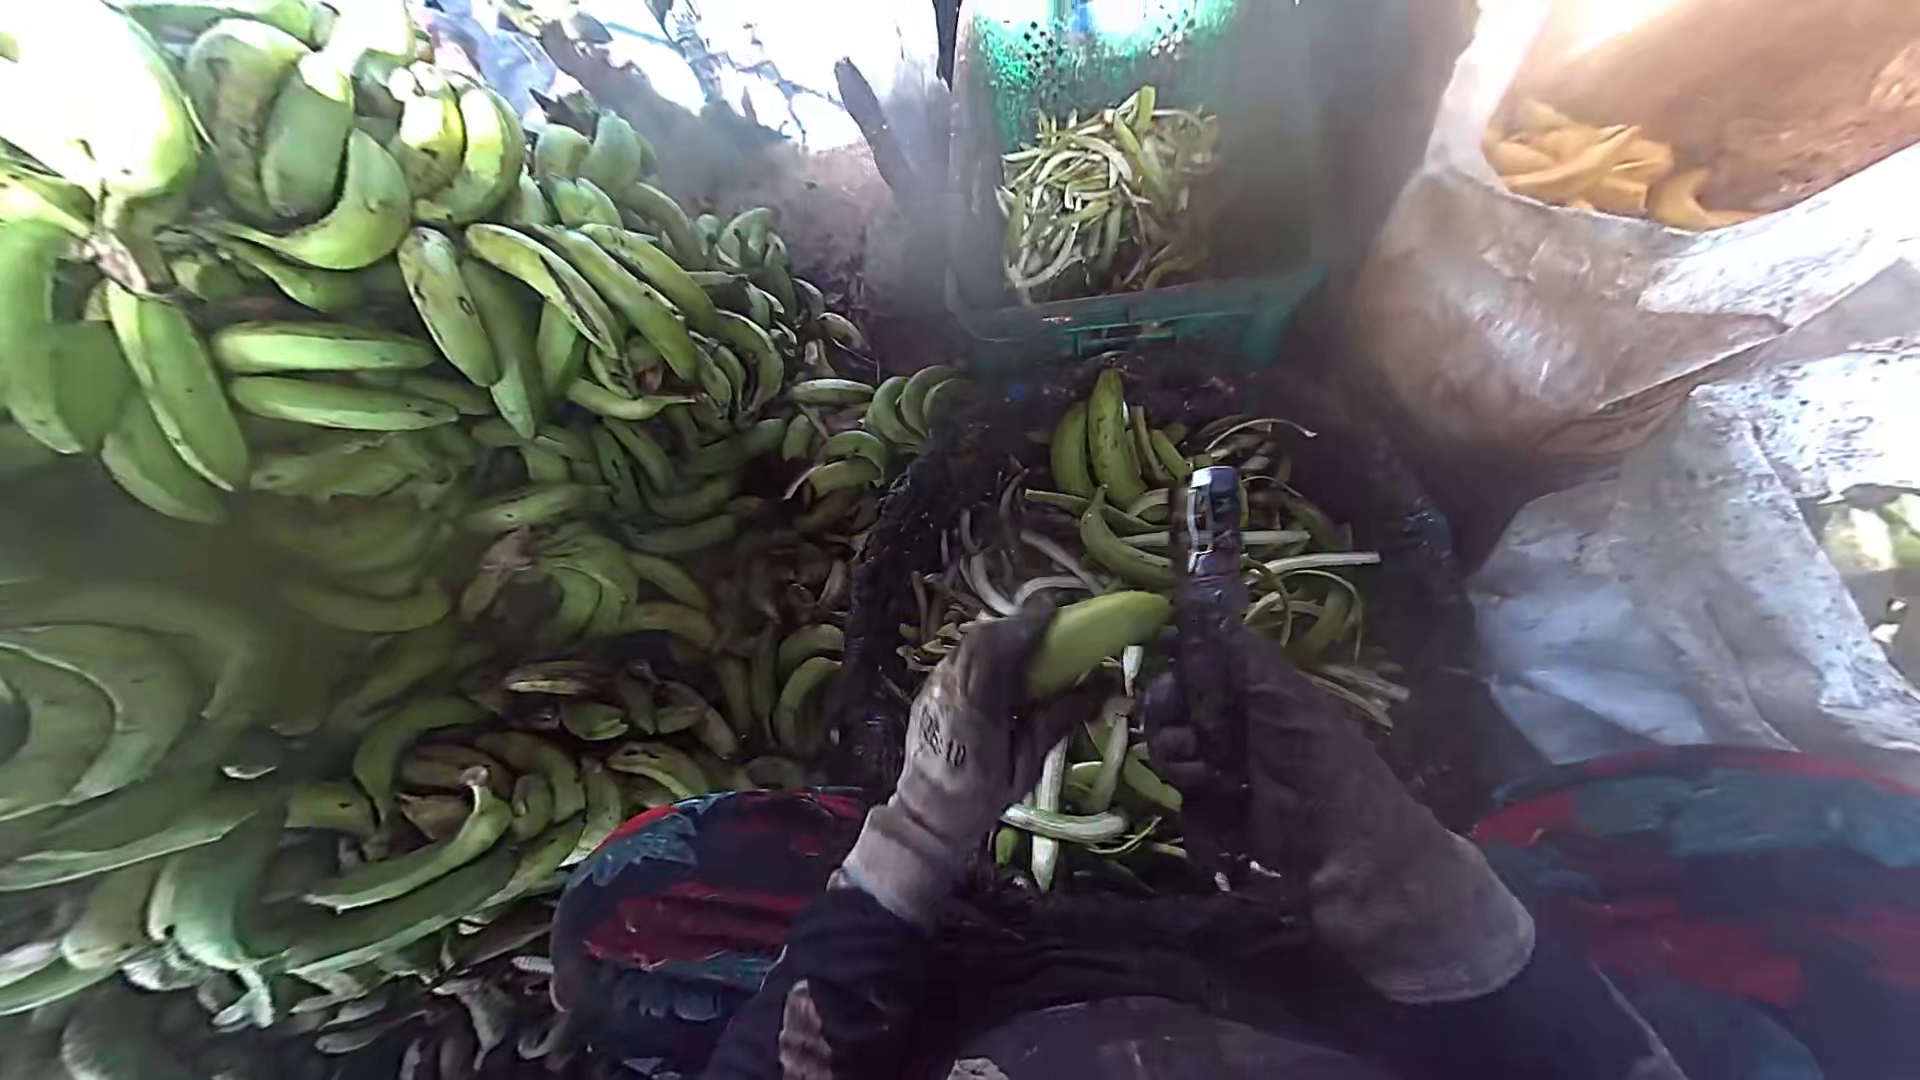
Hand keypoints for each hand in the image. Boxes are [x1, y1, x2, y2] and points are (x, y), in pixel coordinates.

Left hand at [841, 604, 1079, 923]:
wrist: (926, 814)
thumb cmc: (981, 795)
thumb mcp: (1027, 762)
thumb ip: (1061, 717)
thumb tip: (1105, 686)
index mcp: (973, 704)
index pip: (1000, 647)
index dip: (1027, 624)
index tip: (1054, 610)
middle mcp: (948, 685)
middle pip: (981, 636)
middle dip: (1016, 624)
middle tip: (1046, 624)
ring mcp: (933, 684)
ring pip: (966, 642)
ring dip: (999, 634)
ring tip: (1026, 640)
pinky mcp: (928, 688)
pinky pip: (958, 655)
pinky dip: (983, 648)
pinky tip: (1000, 661)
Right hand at [1140, 620, 1535, 1003]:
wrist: (1345, 855)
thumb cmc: (1319, 762)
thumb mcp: (1284, 696)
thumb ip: (1239, 650)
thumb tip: (1199, 595)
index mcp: (1254, 683)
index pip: (1201, 653)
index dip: (1177, 649)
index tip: (1161, 651)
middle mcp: (1234, 712)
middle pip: (1174, 691)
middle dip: (1166, 703)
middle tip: (1173, 719)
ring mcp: (1220, 753)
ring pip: (1167, 730)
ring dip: (1170, 743)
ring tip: (1195, 764)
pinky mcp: (1210, 792)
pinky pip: (1174, 770)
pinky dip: (1179, 773)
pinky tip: (1199, 783)